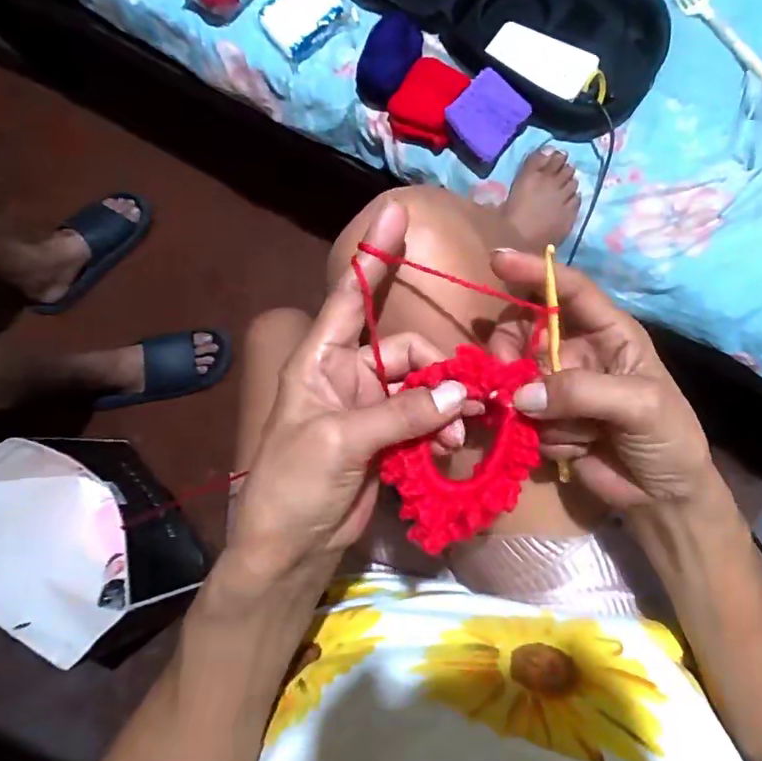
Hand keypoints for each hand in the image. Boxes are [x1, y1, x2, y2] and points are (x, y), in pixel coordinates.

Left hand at [226, 203, 468, 587]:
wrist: (291, 547)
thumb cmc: (293, 483)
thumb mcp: (342, 441)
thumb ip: (402, 413)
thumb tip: (461, 393)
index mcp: (320, 360)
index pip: (351, 297)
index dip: (375, 256)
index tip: (397, 213)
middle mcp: (346, 374)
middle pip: (406, 351)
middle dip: (439, 370)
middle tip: (470, 398)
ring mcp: (368, 407)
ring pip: (422, 388)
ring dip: (446, 404)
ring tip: (463, 430)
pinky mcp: (386, 438)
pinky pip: (424, 419)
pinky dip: (441, 429)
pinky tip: (452, 447)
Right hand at [487, 250, 727, 519]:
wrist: (664, 498)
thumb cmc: (668, 438)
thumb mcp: (639, 405)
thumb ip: (580, 391)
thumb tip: (519, 394)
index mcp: (609, 333)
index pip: (569, 291)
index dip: (535, 273)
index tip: (497, 262)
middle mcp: (578, 354)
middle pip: (525, 332)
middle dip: (512, 352)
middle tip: (507, 377)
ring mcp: (559, 389)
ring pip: (517, 380)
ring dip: (535, 409)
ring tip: (572, 431)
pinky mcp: (546, 422)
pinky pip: (522, 418)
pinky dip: (543, 436)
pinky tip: (577, 449)